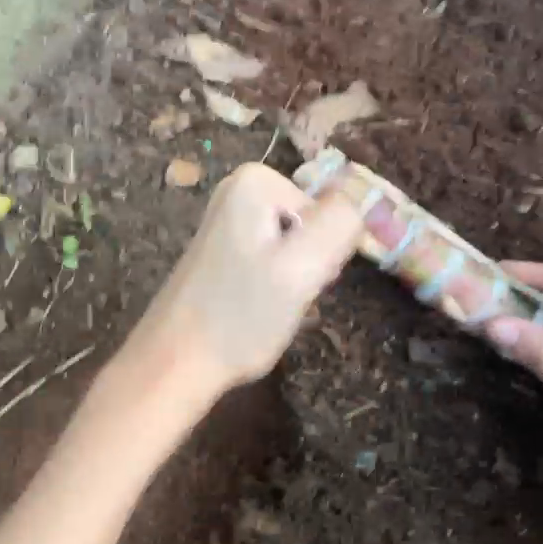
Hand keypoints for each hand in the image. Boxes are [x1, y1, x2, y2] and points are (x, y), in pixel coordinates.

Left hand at [123, 162, 365, 397]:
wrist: (175, 362)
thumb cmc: (240, 317)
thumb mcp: (303, 266)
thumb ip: (342, 222)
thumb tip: (366, 195)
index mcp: (256, 181)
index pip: (336, 212)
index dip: (326, 253)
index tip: (300, 280)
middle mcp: (239, 189)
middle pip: (315, 227)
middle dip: (310, 267)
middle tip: (281, 296)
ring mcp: (229, 222)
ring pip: (299, 251)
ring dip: (295, 283)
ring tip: (267, 307)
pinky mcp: (225, 253)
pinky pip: (276, 265)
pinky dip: (276, 291)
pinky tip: (256, 313)